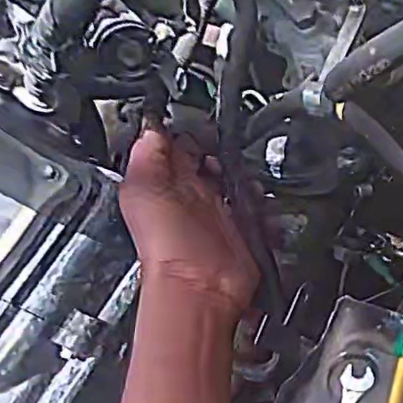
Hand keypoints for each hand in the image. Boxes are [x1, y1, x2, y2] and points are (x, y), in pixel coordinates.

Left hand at [120, 127, 257, 316]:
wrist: (200, 285)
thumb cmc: (167, 246)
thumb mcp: (140, 189)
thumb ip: (145, 155)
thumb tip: (152, 128)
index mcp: (164, 184)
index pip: (174, 145)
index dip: (183, 129)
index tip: (193, 116)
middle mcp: (193, 197)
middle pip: (209, 159)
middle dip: (218, 146)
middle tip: (222, 141)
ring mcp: (220, 214)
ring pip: (235, 180)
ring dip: (242, 172)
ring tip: (241, 168)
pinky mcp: (245, 232)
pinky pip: (258, 208)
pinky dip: (261, 201)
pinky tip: (257, 196)